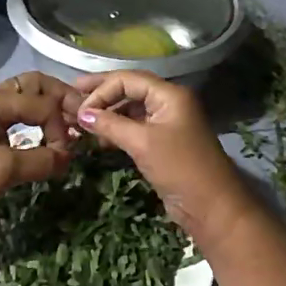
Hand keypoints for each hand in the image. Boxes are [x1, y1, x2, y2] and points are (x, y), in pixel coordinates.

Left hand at [0, 71, 76, 227]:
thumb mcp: (4, 170)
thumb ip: (43, 160)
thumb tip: (70, 157)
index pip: (42, 103)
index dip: (60, 126)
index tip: (66, 154)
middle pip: (34, 86)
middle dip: (60, 100)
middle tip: (80, 119)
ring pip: (24, 100)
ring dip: (47, 111)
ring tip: (65, 131)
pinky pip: (14, 116)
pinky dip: (33, 123)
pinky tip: (41, 141)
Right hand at [65, 70, 254, 240]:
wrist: (212, 206)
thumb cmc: (180, 168)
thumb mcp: (142, 143)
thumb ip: (111, 124)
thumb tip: (81, 114)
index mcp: (170, 95)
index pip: (129, 79)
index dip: (102, 90)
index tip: (80, 108)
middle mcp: (169, 102)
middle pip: (130, 89)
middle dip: (102, 93)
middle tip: (73, 93)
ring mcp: (167, 123)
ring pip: (132, 109)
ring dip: (108, 113)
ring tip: (82, 121)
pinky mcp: (164, 143)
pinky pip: (136, 127)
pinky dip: (117, 130)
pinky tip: (99, 139)